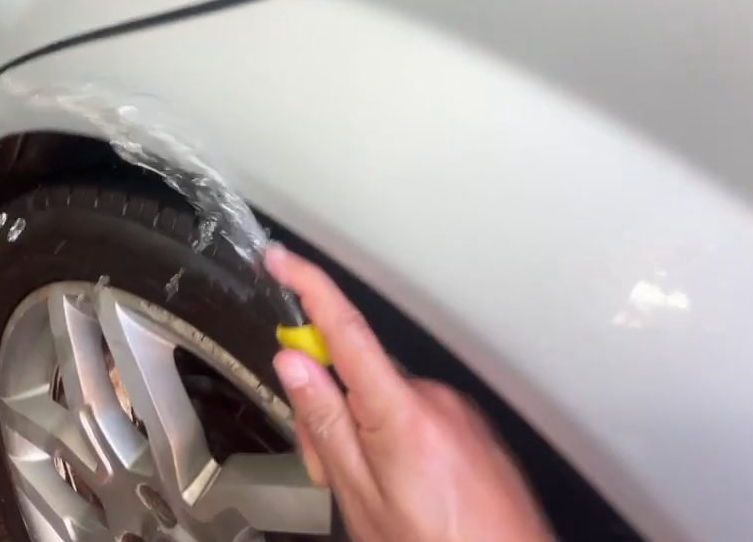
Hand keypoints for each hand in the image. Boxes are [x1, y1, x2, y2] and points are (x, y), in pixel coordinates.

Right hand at [264, 246, 553, 541]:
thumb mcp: (359, 495)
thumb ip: (323, 421)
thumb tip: (292, 360)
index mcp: (402, 413)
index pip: (344, 328)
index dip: (307, 285)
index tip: (278, 259)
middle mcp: (435, 400)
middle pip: (355, 369)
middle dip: (327, 403)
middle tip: (324, 463)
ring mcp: (460, 413)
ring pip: (382, 395)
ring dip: (361, 427)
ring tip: (372, 486)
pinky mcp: (474, 428)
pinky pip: (415, 412)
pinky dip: (393, 435)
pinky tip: (402, 483)